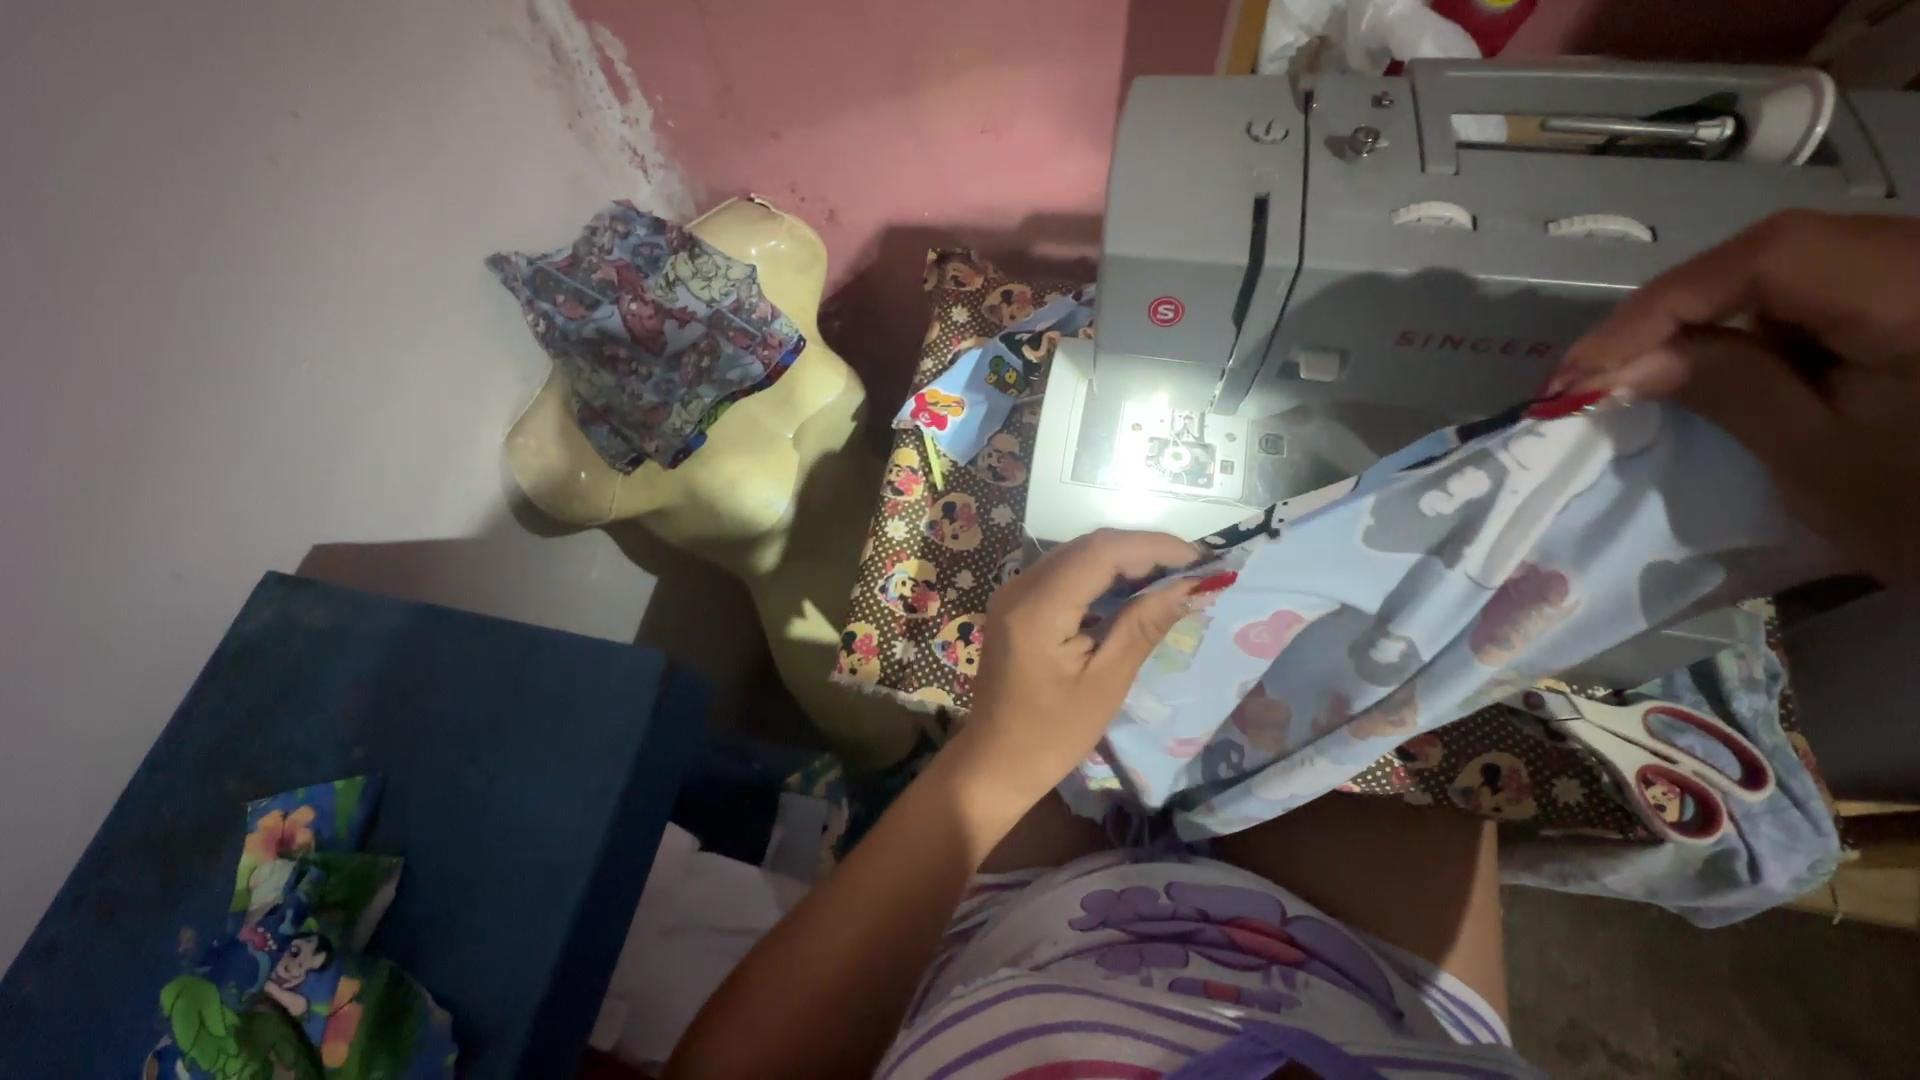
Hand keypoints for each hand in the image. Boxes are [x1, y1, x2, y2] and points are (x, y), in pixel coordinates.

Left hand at [939, 529, 1201, 804]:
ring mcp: (1013, 594)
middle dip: (1144, 550)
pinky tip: (1133, 588)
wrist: (994, 762)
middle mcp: (1019, 588)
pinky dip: (1102, 573)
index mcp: (1037, 609)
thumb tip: (1190, 586)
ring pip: (1076, 555)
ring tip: (1174, 575)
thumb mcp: (1106, 684)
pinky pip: (1064, 573)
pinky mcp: (1016, 604)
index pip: (1101, 552)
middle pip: (1088, 547)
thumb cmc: (1051, 735)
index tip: (1201, 559)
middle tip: (1194, 568)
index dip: (1154, 547)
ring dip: (1125, 558)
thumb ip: (1143, 626)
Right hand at [1549, 210, 1919, 584]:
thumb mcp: (1821, 459)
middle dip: (1672, 313)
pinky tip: (1711, 366)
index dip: (1659, 305)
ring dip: (1705, 320)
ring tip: (1637, 372)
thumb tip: (1619, 365)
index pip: (1769, 257)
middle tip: (1593, 371)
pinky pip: (1825, 294)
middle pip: (1777, 255)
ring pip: (1795, 271)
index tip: (1582, 368)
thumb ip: (1726, 389)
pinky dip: (1755, 328)